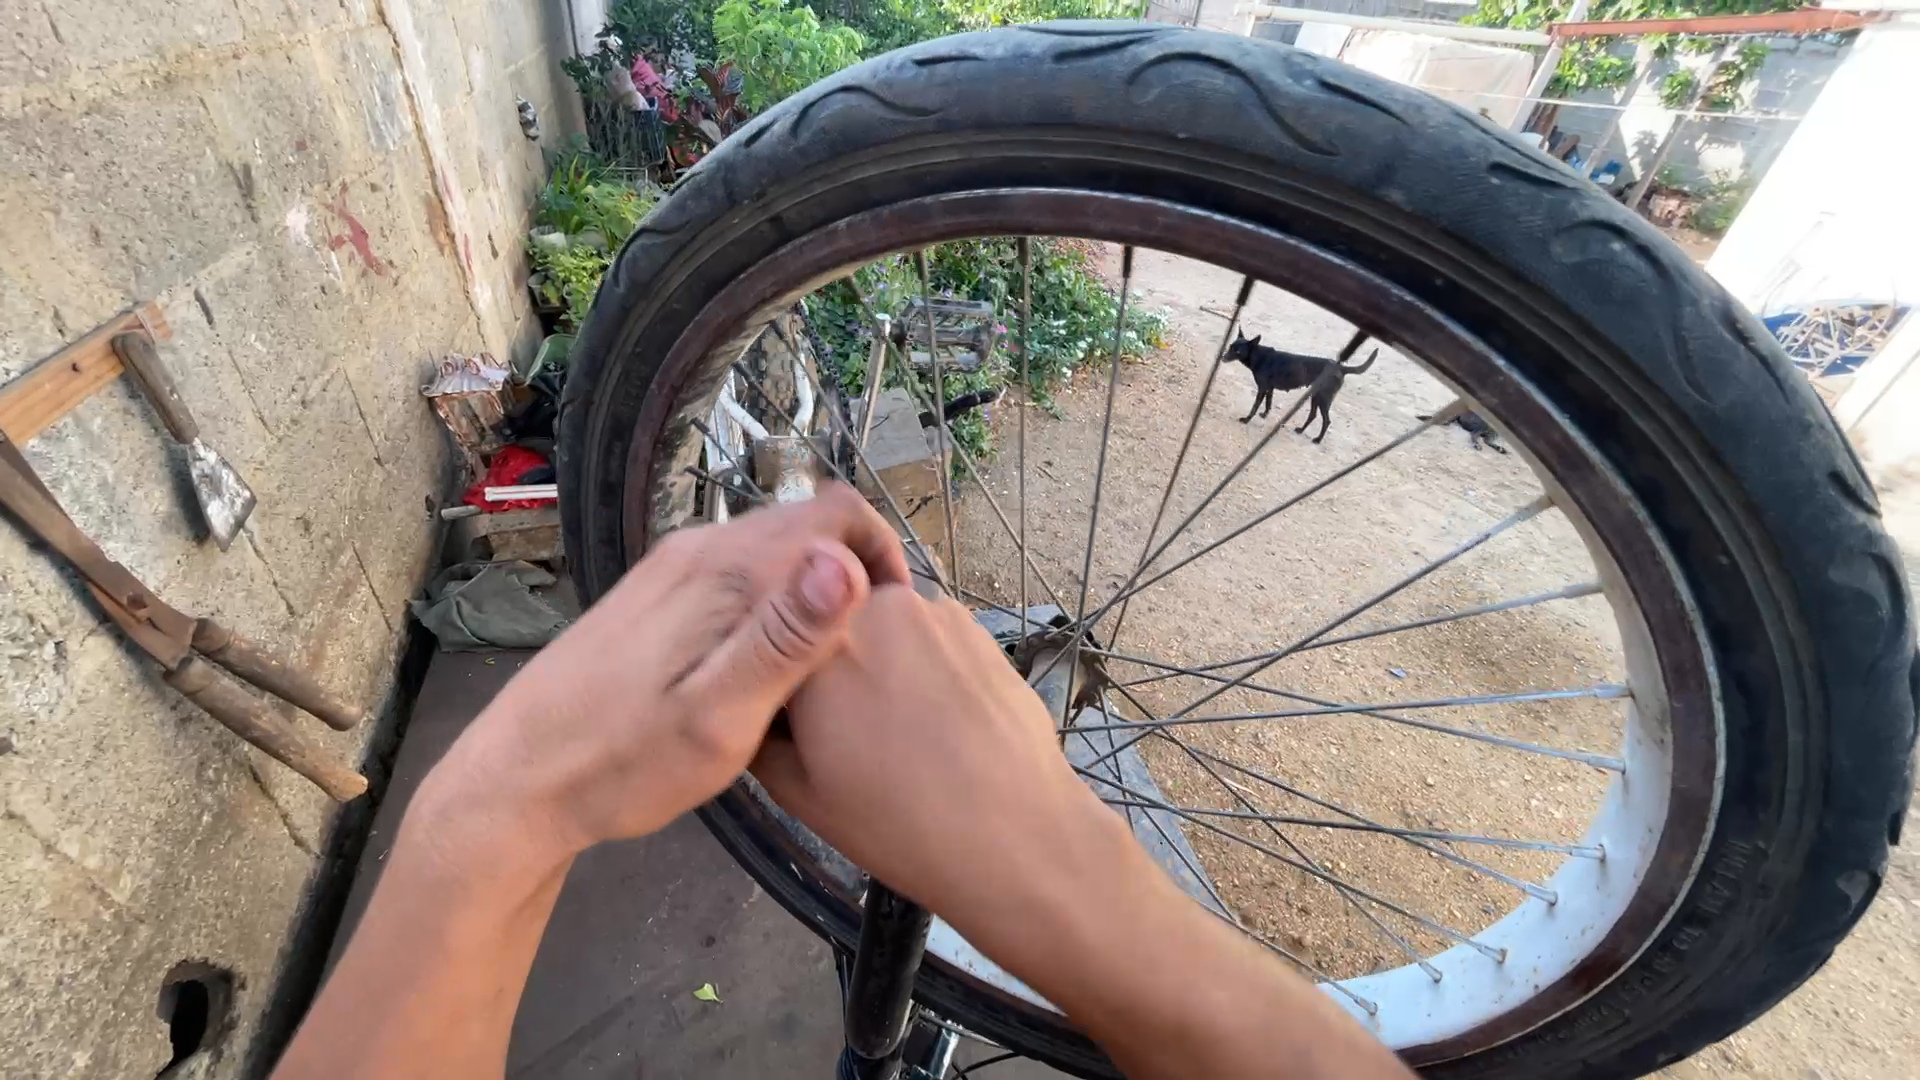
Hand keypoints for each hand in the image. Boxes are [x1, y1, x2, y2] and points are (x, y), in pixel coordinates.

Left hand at [416, 485, 909, 868]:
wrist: (512, 785)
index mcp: (728, 569)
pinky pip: (744, 570)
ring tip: (824, 660)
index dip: (881, 552)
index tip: (894, 617)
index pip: (836, 514)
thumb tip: (844, 561)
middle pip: (809, 524)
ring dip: (817, 585)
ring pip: (777, 548)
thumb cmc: (621, 764)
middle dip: (855, 569)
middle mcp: (704, 548)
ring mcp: (677, 565)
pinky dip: (779, 598)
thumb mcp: (717, 718)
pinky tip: (769, 659)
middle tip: (865, 648)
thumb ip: (785, 638)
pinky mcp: (661, 589)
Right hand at [752, 585, 1124, 922]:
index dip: (781, 682)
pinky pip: (927, 631)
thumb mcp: (799, 792)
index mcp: (817, 647)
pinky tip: (943, 710)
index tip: (796, 720)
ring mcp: (929, 607)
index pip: (774, 642)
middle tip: (850, 723)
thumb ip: (759, 732)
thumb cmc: (898, 822)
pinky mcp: (972, 620)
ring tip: (904, 720)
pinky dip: (923, 658)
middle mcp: (871, 606)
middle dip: (830, 660)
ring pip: (881, 624)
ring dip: (879, 655)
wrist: (1016, 831)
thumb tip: (758, 701)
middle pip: (828, 624)